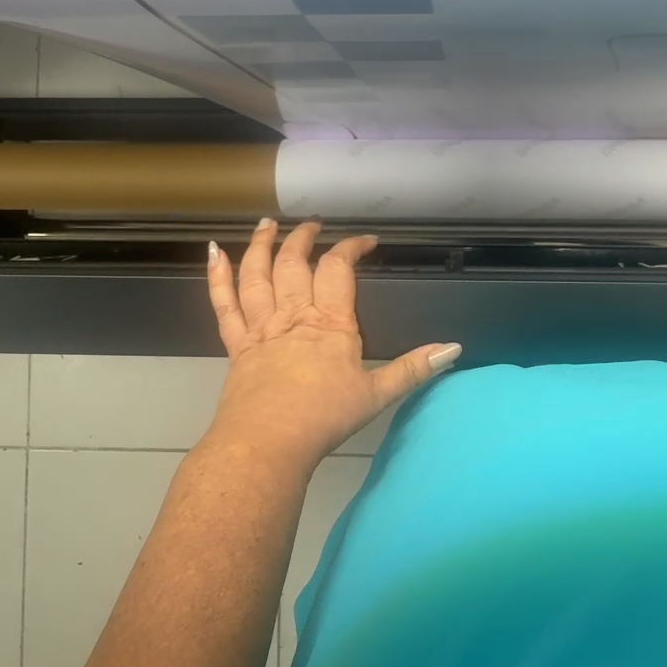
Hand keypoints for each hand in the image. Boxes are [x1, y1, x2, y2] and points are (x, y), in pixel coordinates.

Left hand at [204, 219, 460, 469]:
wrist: (267, 443)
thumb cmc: (323, 418)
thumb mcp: (377, 394)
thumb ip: (414, 369)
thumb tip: (453, 348)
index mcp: (331, 323)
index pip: (339, 269)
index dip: (352, 247)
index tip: (366, 240)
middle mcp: (294, 315)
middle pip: (295, 264)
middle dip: (304, 239)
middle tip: (311, 224)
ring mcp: (261, 327)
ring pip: (257, 274)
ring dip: (261, 245)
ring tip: (265, 224)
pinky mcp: (236, 344)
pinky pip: (224, 303)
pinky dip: (217, 275)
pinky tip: (214, 253)